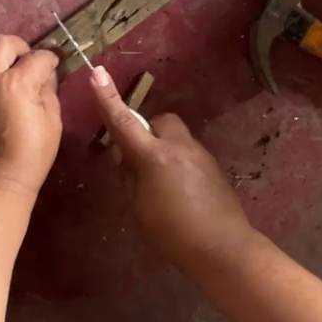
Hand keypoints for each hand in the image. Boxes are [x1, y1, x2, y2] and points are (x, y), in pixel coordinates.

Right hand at [90, 68, 257, 268]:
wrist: (223, 248)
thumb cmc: (173, 233)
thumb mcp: (138, 208)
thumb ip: (130, 177)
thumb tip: (127, 157)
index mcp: (154, 156)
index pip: (123, 122)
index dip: (108, 98)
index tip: (97, 73)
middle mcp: (177, 146)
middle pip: (157, 121)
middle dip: (146, 131)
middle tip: (138, 160)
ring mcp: (199, 153)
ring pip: (174, 136)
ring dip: (162, 148)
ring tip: (159, 184)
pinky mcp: (212, 165)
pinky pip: (186, 153)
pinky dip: (177, 162)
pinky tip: (180, 193)